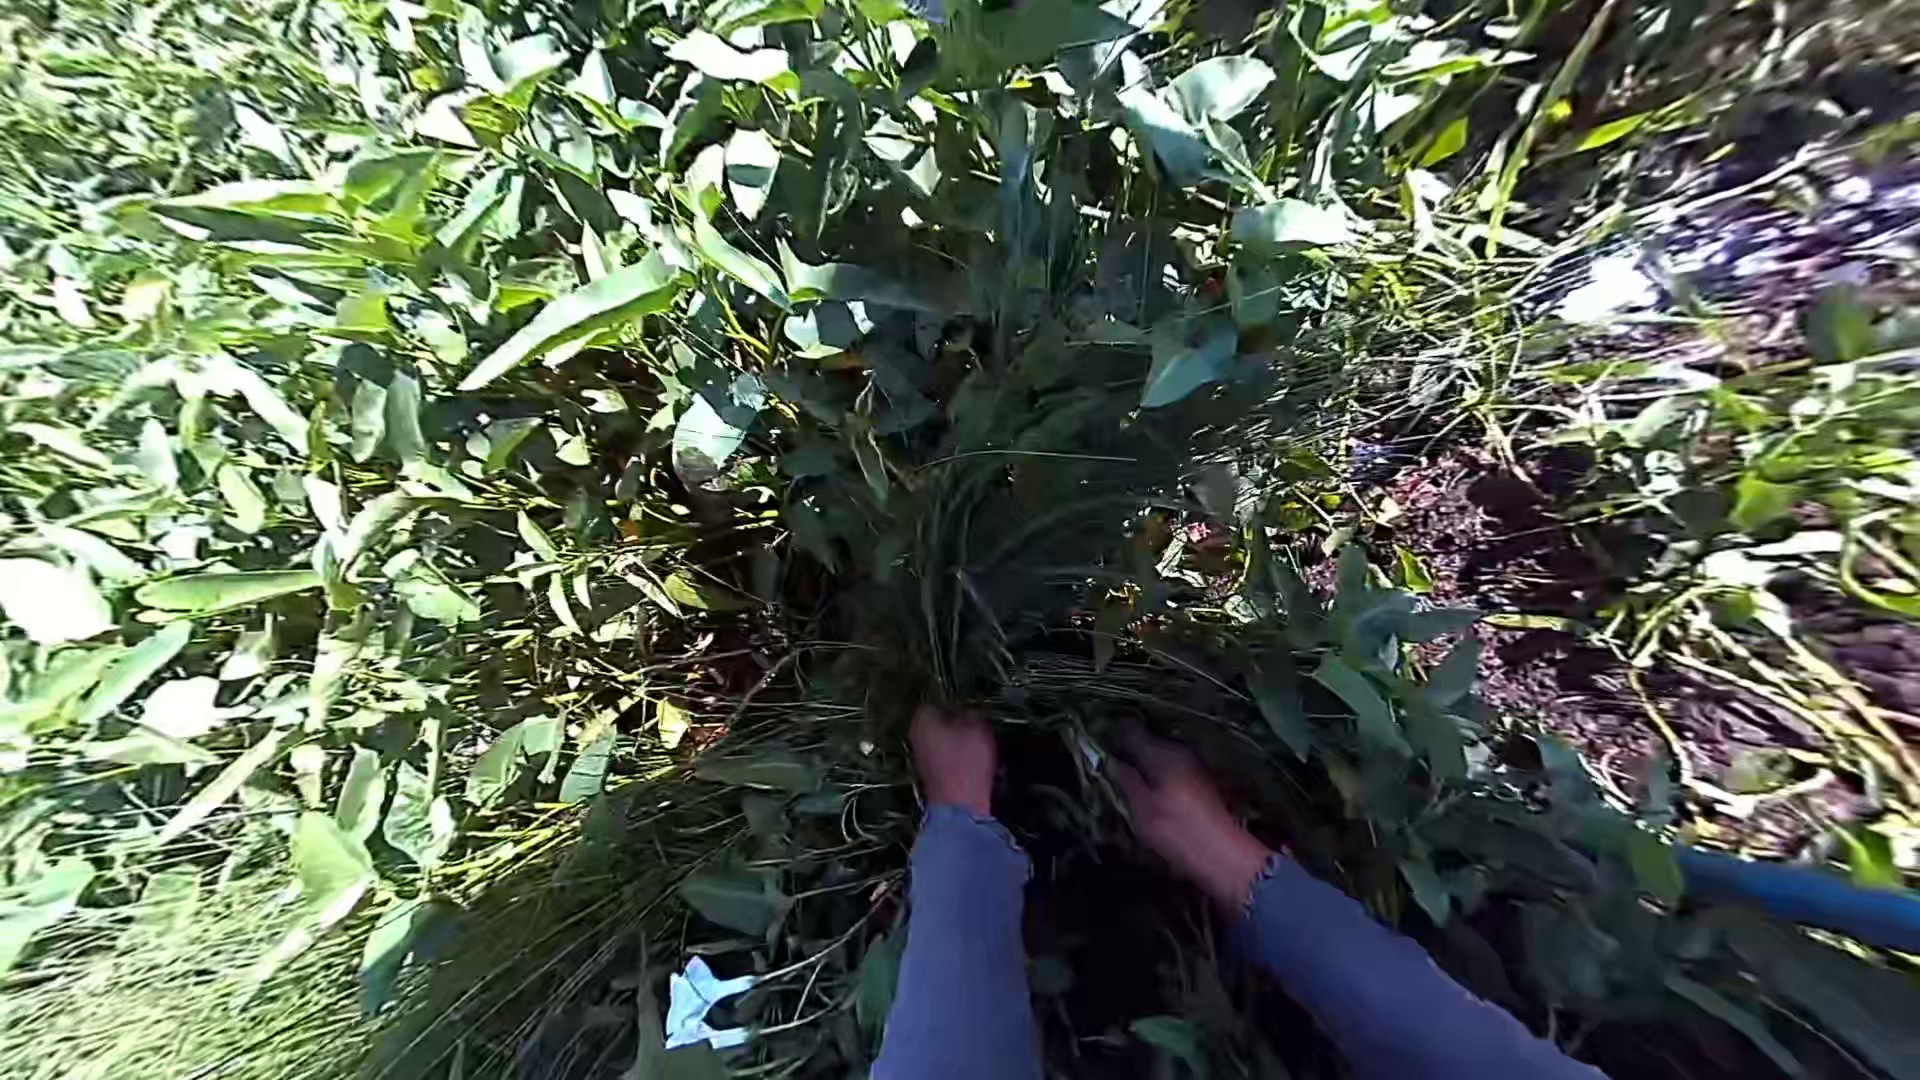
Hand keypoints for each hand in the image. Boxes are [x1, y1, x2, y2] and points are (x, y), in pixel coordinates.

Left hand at [910, 704, 995, 816]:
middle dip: (964, 723)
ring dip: (968, 743)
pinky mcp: (935, 778)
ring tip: (987, 746)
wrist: (962, 808)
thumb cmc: (967, 762)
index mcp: (922, 719)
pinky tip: (983, 764)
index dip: (960, 703)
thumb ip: (974, 711)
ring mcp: (924, 759)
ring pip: (951, 742)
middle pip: (944, 722)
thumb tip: (974, 709)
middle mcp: (917, 737)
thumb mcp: (978, 725)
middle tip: (982, 725)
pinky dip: (968, 761)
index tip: (975, 707)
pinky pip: (954, 761)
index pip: (939, 700)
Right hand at [1111, 724, 1272, 908]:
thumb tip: (1109, 760)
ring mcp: (1190, 767)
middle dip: (1125, 750)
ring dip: (1139, 765)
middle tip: (1104, 766)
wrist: (1225, 859)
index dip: (1110, 733)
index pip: (1130, 729)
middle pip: (1144, 742)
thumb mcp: (1141, 807)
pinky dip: (1153, 776)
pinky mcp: (1197, 784)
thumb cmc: (1178, 831)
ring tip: (1121, 783)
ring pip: (1155, 757)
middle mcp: (1178, 752)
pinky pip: (1166, 770)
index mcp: (1162, 752)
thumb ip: (1123, 778)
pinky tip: (1145, 794)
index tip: (1094, 743)